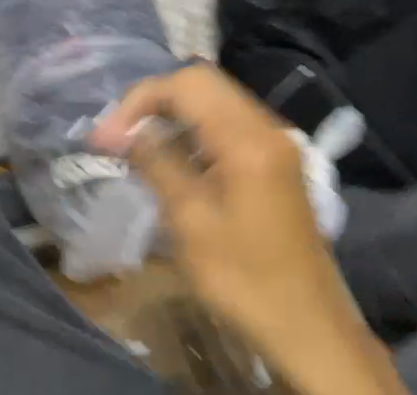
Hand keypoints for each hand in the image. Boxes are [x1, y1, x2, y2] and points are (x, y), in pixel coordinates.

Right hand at [88, 65, 405, 394]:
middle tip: (120, 135)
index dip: (137, 101)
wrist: (311, 332)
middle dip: (152, 101)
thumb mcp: (190, 221)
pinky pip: (226, 124)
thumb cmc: (245, 280)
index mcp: (248, 140)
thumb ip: (157, 163)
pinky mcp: (275, 164)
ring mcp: (274, 145)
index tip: (106, 138)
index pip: (184, 85)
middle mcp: (266, 130)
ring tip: (137, 147)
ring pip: (213, 101)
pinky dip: (192, 130)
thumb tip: (123, 132)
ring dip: (171, 114)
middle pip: (200, 83)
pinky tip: (172, 161)